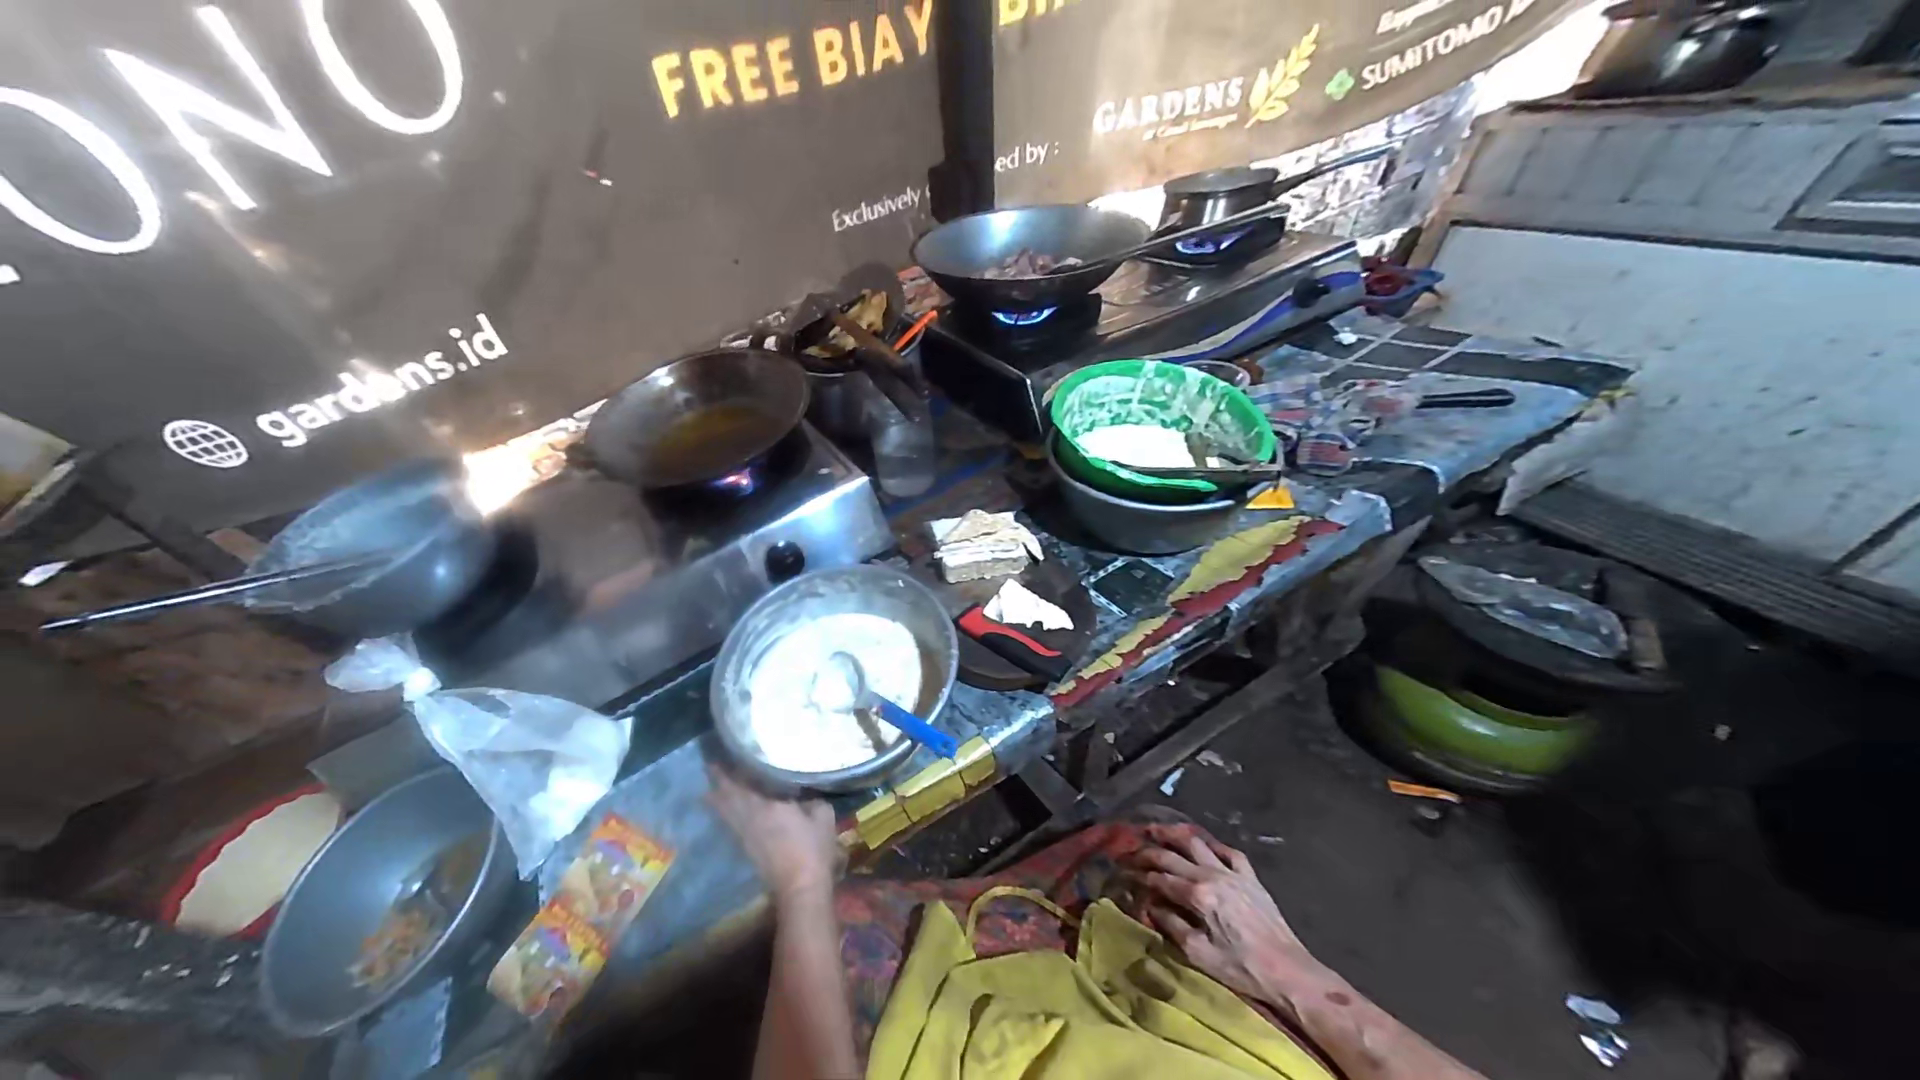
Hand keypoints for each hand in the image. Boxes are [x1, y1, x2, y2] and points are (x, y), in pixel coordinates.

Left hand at [707, 761, 841, 900]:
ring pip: (725, 809)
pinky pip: (728, 822)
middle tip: (712, 764)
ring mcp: (745, 831)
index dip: (735, 768)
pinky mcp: (745, 846)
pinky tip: (721, 808)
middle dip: (719, 779)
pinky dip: (722, 811)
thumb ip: (812, 799)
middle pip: (730, 793)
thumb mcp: (823, 816)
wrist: (800, 886)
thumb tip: (804, 793)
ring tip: (709, 783)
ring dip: (717, 795)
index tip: (729, 753)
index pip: (747, 780)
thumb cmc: (814, 848)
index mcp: (769, 803)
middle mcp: (751, 814)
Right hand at [1129, 824, 1324, 1005]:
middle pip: (1172, 856)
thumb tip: (1150, 906)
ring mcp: (1233, 872)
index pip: (1160, 878)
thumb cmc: (1242, 968)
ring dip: (1173, 834)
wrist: (1288, 971)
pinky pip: (1227, 851)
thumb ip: (1171, 925)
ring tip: (1155, 829)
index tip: (1123, 872)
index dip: (1139, 875)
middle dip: (1147, 851)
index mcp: (1198, 895)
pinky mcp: (1250, 876)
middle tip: (1129, 849)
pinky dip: (1210, 844)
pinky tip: (1201, 843)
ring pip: (1196, 842)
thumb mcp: (1199, 954)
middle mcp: (1212, 875)